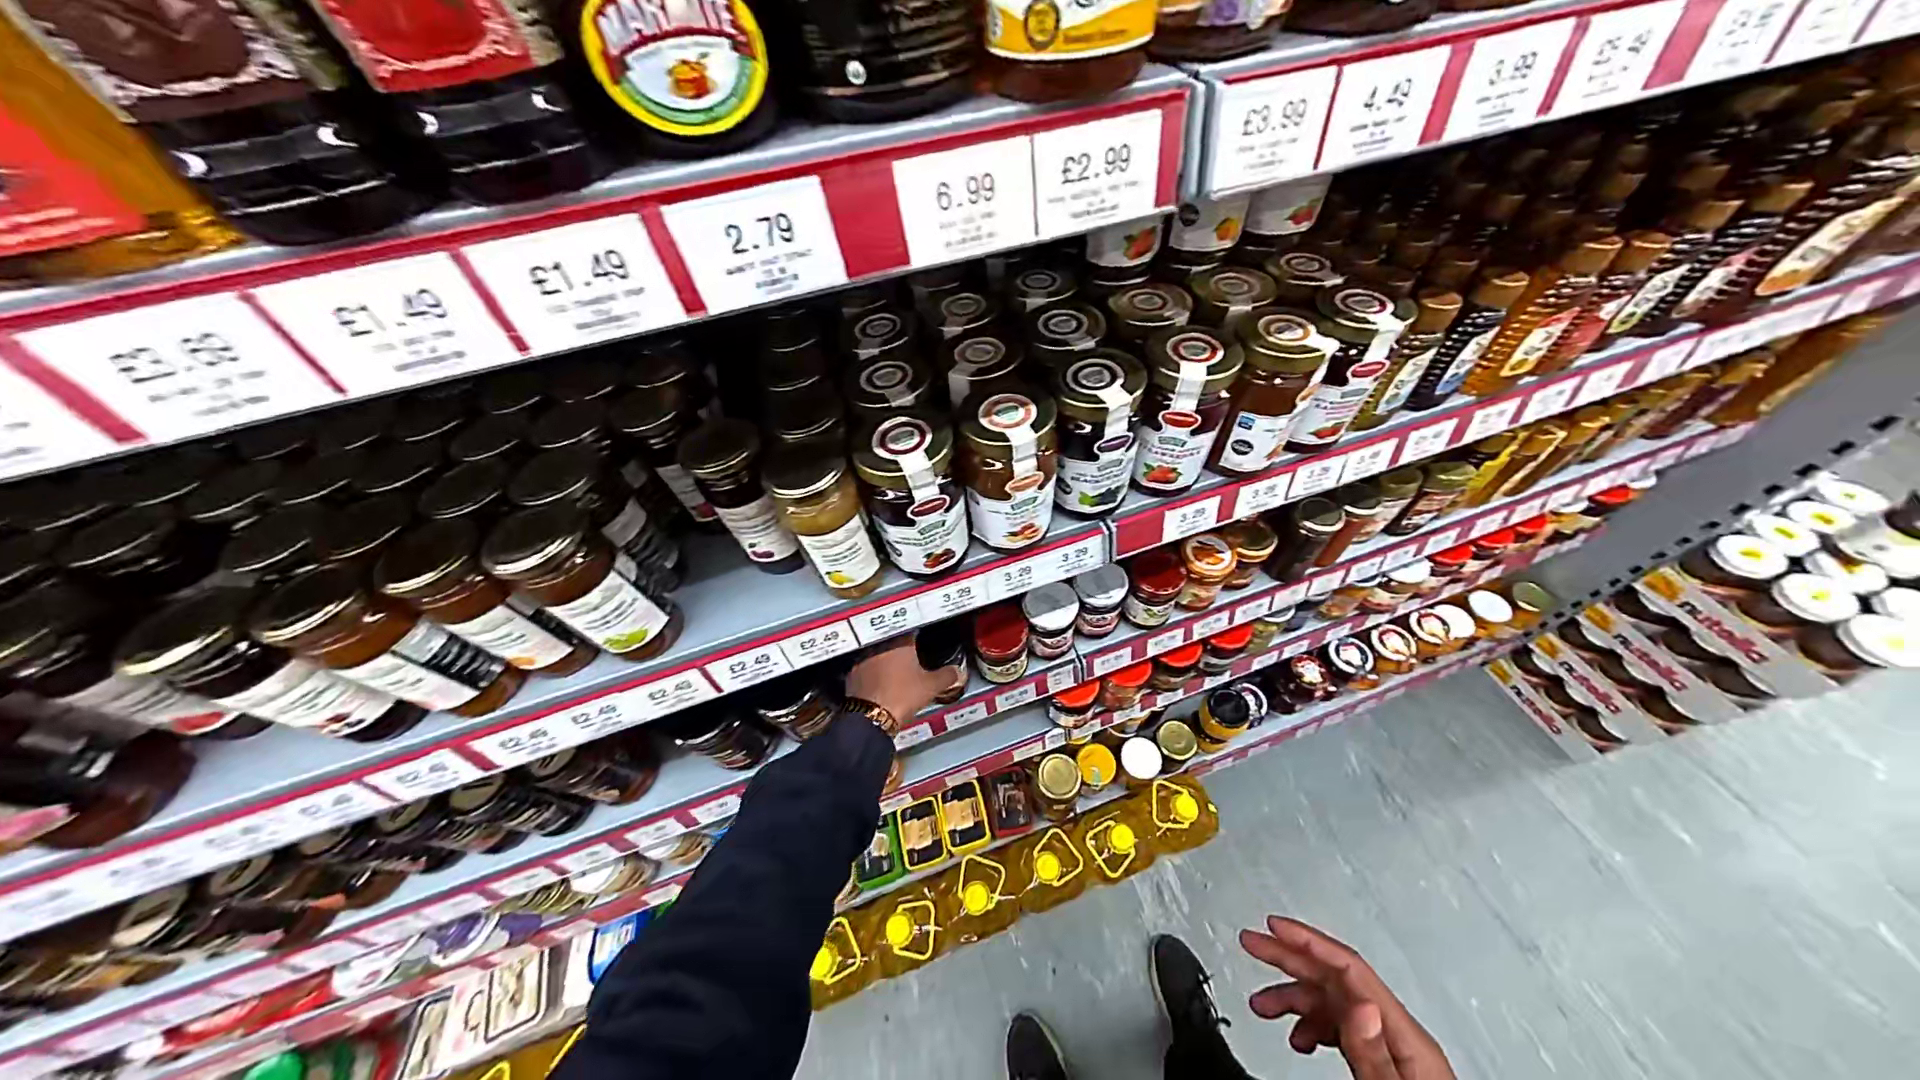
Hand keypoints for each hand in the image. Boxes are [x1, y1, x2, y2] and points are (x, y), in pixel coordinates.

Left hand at [844, 633, 961, 728]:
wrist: (871, 716)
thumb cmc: (901, 696)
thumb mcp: (931, 687)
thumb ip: (947, 676)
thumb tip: (956, 672)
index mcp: (901, 642)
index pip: (911, 629)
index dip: (918, 633)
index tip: (922, 637)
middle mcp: (880, 645)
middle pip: (893, 639)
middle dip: (901, 646)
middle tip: (911, 656)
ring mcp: (864, 658)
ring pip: (877, 652)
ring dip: (886, 658)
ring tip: (896, 671)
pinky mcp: (854, 673)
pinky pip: (866, 667)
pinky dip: (873, 672)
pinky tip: (881, 682)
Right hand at [1240, 916, 1454, 1079]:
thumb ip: (1374, 1054)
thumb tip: (1360, 1005)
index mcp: (1406, 1038)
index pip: (1349, 968)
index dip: (1308, 940)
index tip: (1273, 926)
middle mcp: (1398, 1035)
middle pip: (1335, 978)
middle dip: (1288, 957)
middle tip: (1252, 942)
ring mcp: (1390, 1049)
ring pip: (1332, 1002)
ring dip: (1292, 998)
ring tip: (1262, 1004)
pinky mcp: (1382, 1063)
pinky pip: (1339, 1027)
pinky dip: (1310, 1023)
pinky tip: (1298, 1036)